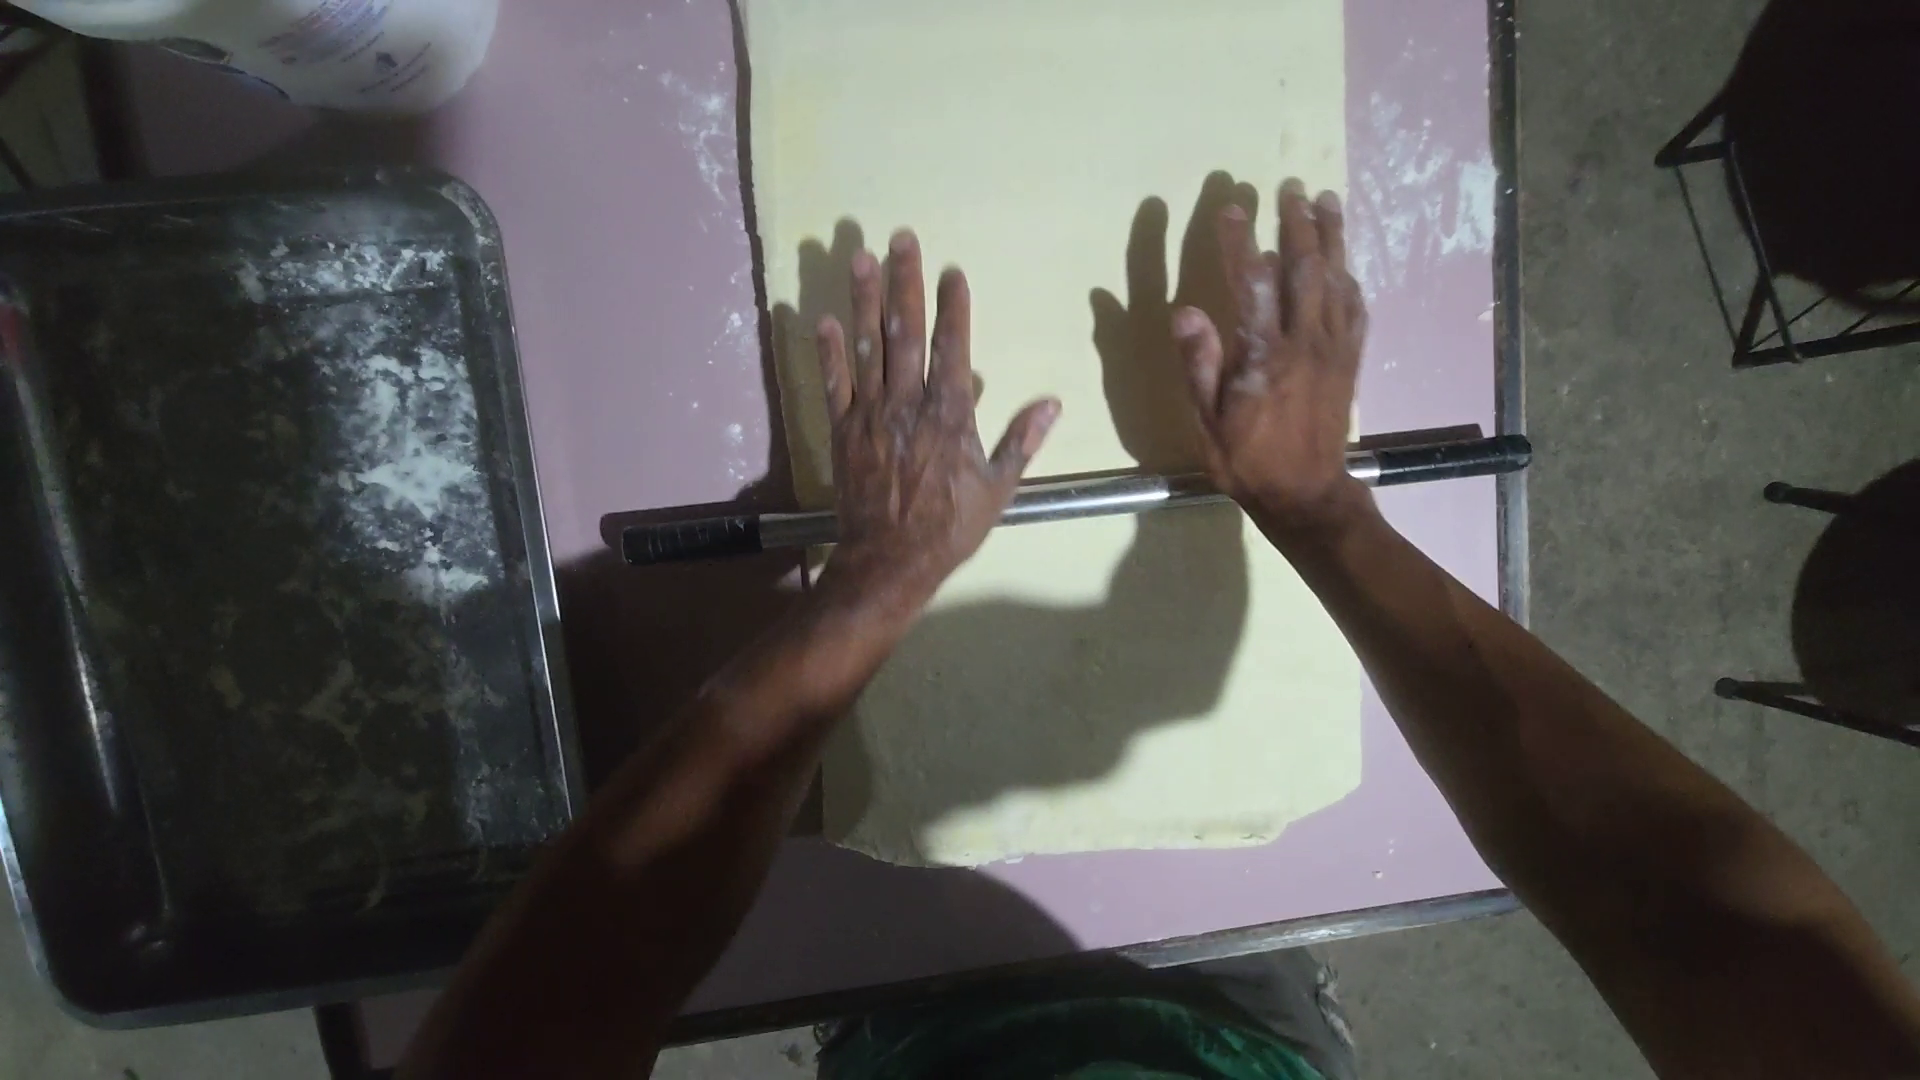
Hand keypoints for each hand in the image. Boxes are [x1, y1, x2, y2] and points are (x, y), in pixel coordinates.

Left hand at [813, 230, 1060, 613]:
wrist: (891, 559)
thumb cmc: (950, 527)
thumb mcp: (998, 489)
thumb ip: (1021, 441)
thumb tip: (1052, 403)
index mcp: (950, 414)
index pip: (952, 347)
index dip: (952, 307)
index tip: (951, 271)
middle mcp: (908, 403)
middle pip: (905, 332)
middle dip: (904, 283)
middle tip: (901, 238)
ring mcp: (870, 414)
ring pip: (867, 347)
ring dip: (863, 300)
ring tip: (859, 256)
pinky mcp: (842, 430)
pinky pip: (834, 385)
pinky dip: (829, 352)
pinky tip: (823, 318)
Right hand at [1171, 180, 1368, 540]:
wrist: (1305, 492)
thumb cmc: (1246, 460)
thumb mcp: (1206, 422)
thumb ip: (1198, 365)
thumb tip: (1184, 311)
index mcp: (1263, 354)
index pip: (1251, 282)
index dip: (1240, 241)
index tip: (1231, 209)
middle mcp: (1304, 341)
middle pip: (1304, 267)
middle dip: (1295, 223)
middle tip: (1288, 189)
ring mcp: (1333, 348)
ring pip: (1336, 279)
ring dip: (1331, 236)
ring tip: (1325, 200)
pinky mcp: (1350, 360)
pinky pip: (1355, 307)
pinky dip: (1349, 277)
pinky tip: (1345, 262)